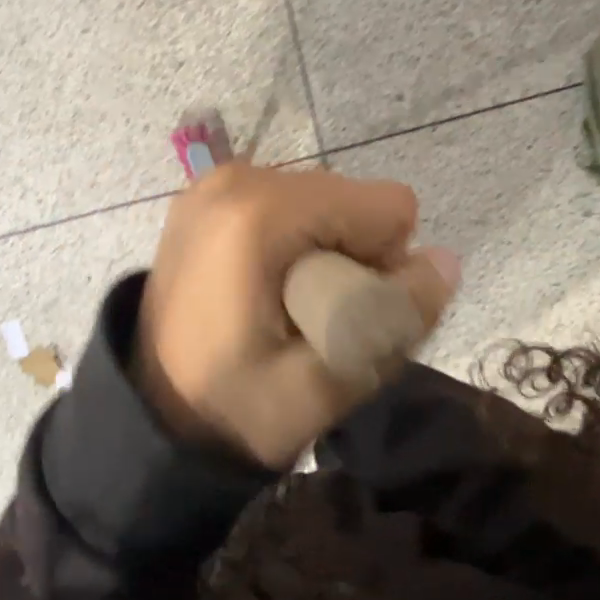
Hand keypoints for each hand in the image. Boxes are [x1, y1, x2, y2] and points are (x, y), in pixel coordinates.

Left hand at [135, 162, 459, 468]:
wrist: (151, 421)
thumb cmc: (234, 411)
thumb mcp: (324, 386)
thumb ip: (394, 322)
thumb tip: (447, 262)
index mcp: (261, 212)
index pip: (388, 209)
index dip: (385, 269)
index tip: (342, 319)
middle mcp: (237, 178)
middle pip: (354, 202)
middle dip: (353, 262)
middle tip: (309, 324)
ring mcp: (214, 186)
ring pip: (325, 208)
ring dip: (325, 259)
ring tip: (284, 315)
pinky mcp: (205, 203)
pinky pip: (288, 213)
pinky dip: (293, 251)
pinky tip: (262, 298)